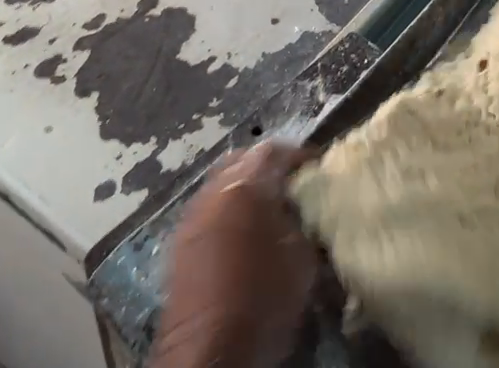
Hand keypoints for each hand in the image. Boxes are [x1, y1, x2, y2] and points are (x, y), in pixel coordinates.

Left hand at [151, 142, 321, 367]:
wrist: (207, 353)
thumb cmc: (263, 301)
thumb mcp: (303, 258)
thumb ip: (304, 221)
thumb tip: (303, 210)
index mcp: (245, 187)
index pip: (275, 151)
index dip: (300, 157)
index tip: (319, 170)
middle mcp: (213, 192)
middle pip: (243, 160)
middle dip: (268, 168)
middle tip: (293, 187)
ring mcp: (191, 216)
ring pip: (222, 184)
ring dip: (246, 189)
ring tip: (269, 212)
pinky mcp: (179, 243)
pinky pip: (209, 209)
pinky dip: (228, 210)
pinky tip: (244, 235)